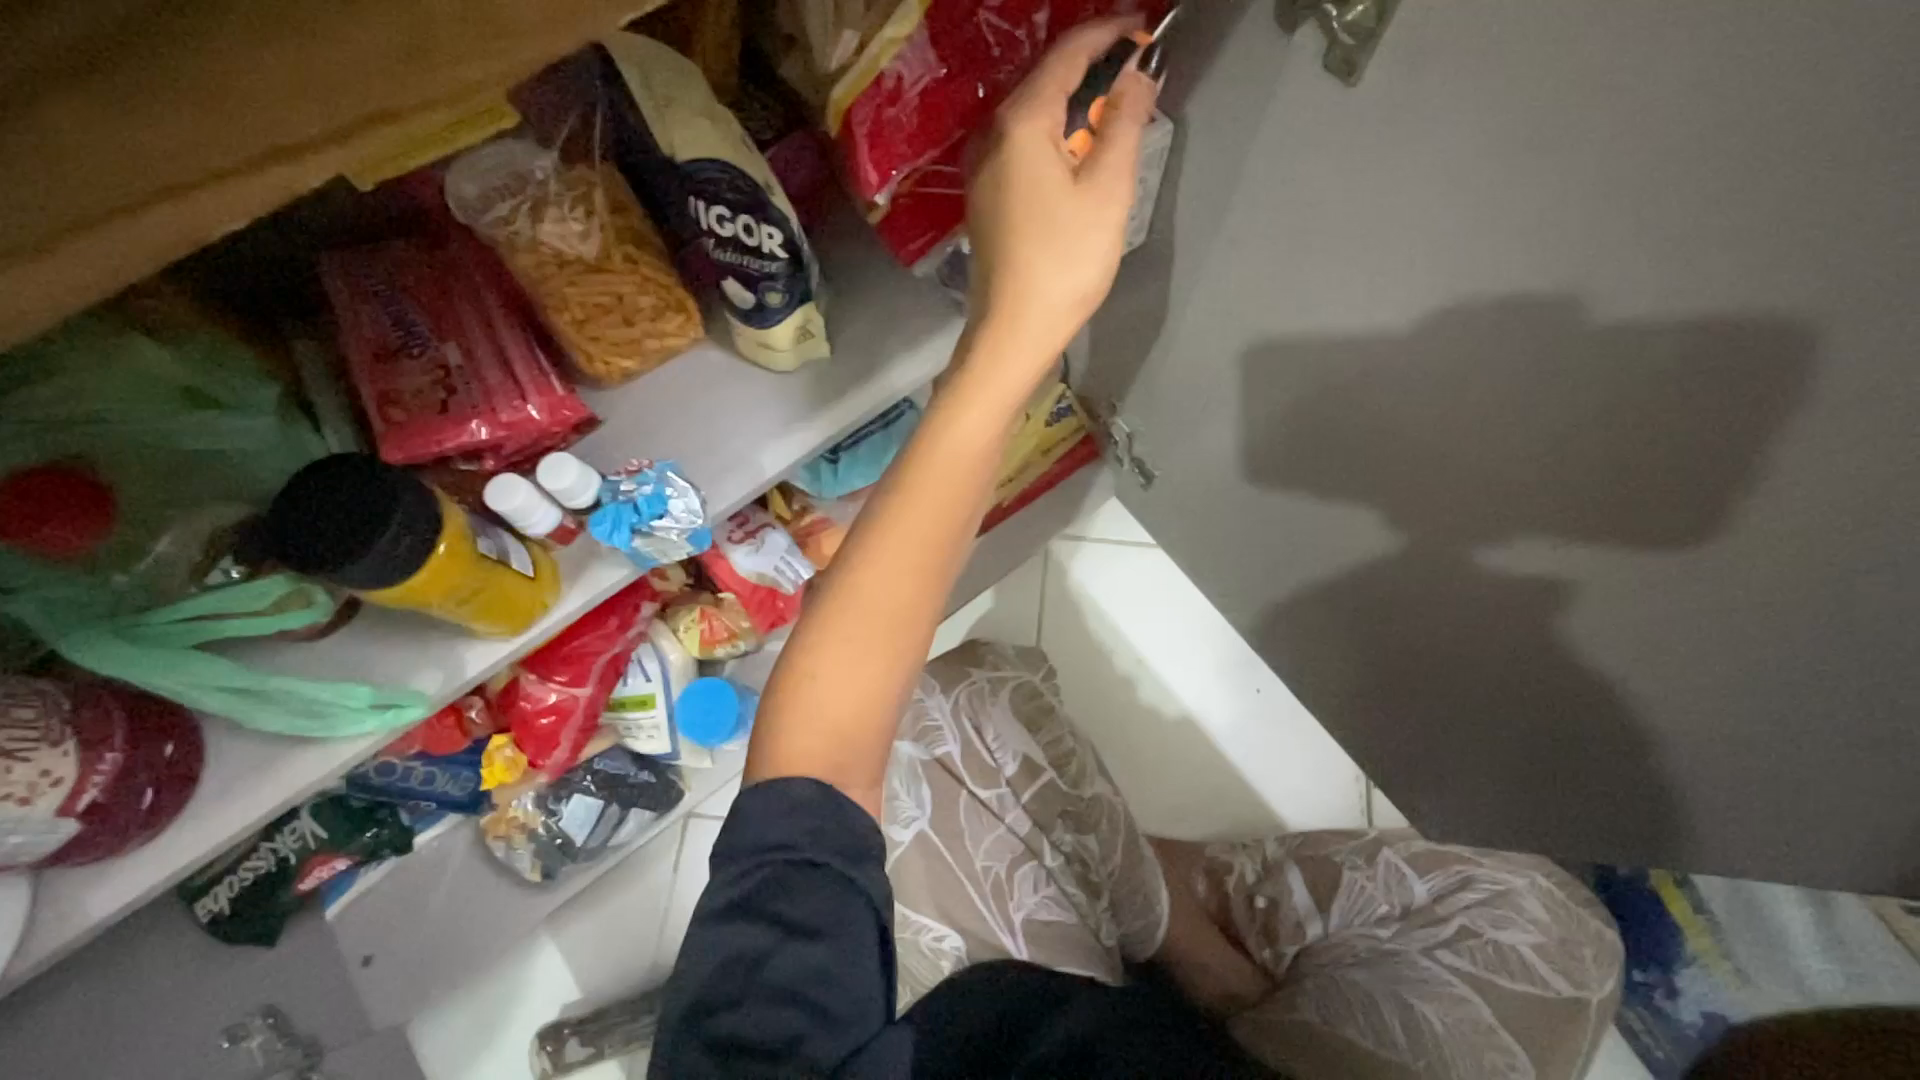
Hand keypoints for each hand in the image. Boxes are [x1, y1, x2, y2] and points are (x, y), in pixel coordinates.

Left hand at [964, 17, 1161, 372]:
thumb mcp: (1108, 189)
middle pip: (1045, 78)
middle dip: (1092, 65)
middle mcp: (991, 133)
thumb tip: (1138, 69)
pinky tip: (1079, 149)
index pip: (1068, 53)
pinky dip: (1054, 133)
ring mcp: (982, 166)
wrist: (1014, 331)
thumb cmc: (1066, 263)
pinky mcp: (985, 195)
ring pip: (1032, 113)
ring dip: (1074, 102)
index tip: (1146, 28)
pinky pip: (1022, 144)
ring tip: (1117, 107)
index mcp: (1021, 121)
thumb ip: (1124, 120)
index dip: (1110, 32)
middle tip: (1138, 68)